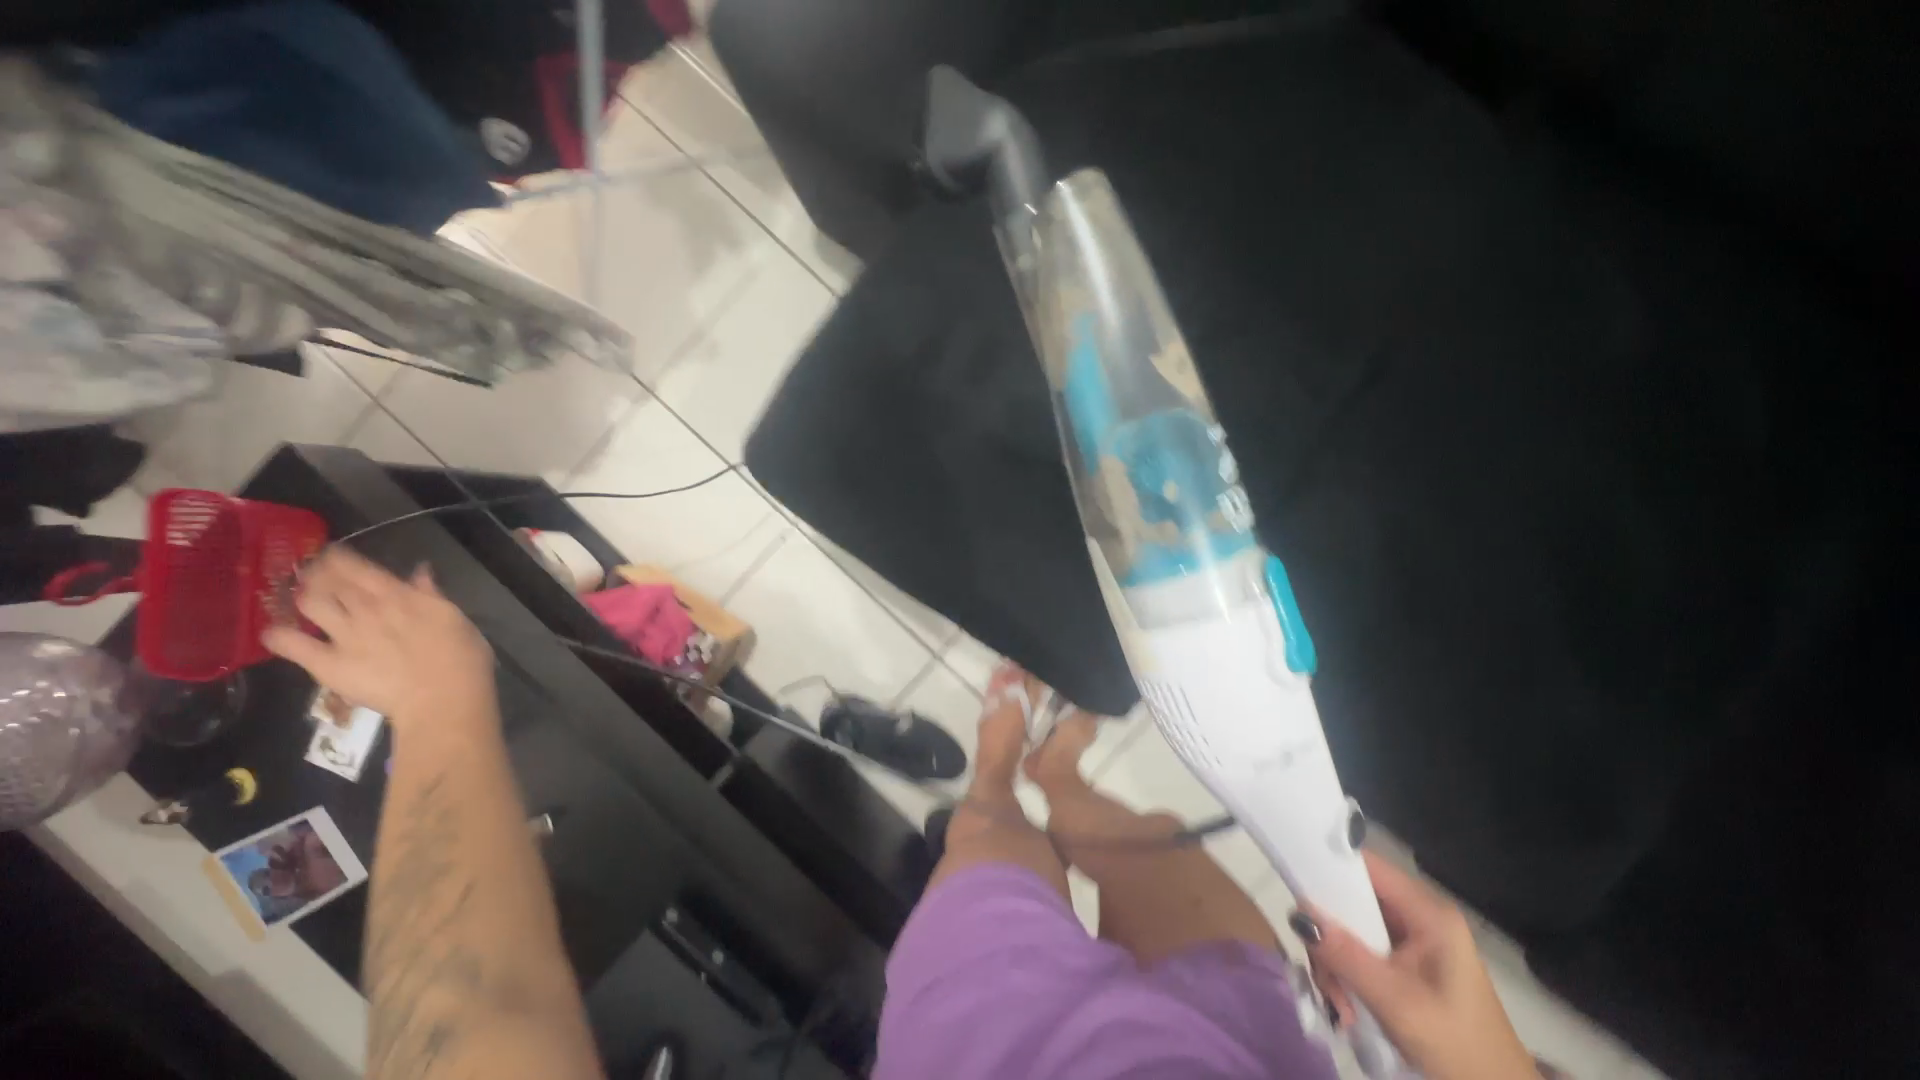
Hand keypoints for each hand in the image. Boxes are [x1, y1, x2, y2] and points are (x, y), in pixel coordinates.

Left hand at [263, 548, 493, 730]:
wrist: (443, 697)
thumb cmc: (462, 657)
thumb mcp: (453, 617)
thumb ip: (431, 594)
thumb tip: (420, 571)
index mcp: (397, 596)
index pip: (357, 567)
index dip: (339, 558)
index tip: (331, 555)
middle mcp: (365, 609)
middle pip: (329, 581)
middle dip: (318, 574)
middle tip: (313, 575)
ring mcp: (343, 635)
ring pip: (309, 604)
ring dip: (303, 597)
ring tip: (302, 600)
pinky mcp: (327, 664)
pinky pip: (292, 645)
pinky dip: (279, 637)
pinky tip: (275, 634)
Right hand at [1293, 851, 1539, 1079]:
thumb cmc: (1456, 1045)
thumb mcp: (1397, 1003)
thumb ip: (1347, 956)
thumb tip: (1299, 912)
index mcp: (1428, 914)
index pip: (1367, 866)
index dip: (1328, 867)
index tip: (1293, 886)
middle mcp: (1419, 917)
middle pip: (1352, 901)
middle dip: (1328, 935)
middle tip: (1323, 976)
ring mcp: (1412, 940)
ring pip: (1350, 928)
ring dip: (1334, 963)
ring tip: (1340, 1004)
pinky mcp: (1405, 962)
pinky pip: (1359, 951)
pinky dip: (1345, 974)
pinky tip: (1348, 1006)